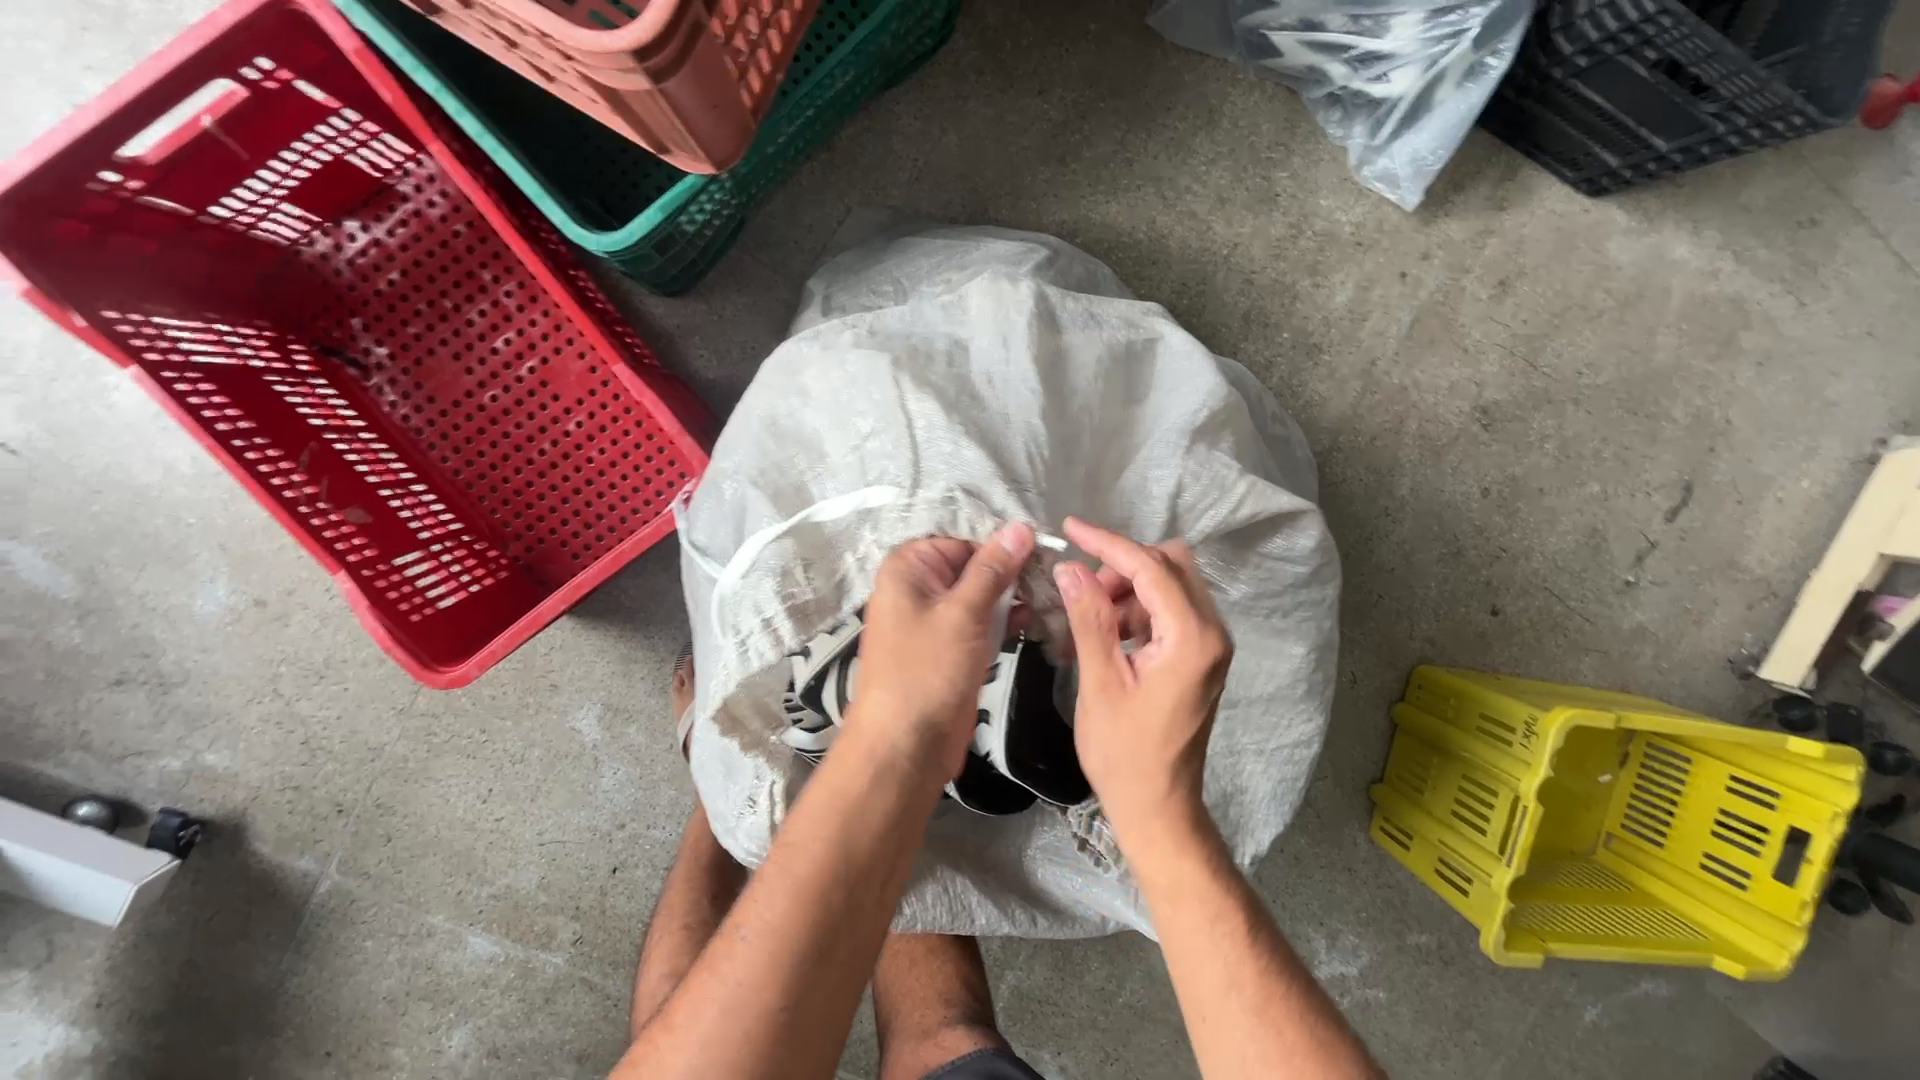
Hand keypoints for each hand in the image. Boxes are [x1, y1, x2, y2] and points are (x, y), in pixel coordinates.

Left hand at [849, 522, 1035, 779]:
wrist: (904, 747)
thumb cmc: (926, 672)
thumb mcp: (963, 613)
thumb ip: (992, 569)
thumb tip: (1019, 527)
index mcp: (908, 567)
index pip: (962, 537)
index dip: (1001, 542)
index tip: (1044, 547)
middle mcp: (918, 587)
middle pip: (972, 565)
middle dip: (1011, 571)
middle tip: (1056, 576)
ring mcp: (934, 619)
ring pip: (980, 595)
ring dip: (1012, 597)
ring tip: (1053, 598)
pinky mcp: (950, 648)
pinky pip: (980, 622)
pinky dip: (1004, 621)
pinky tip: (1034, 620)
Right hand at [1053, 517, 1231, 840]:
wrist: (1157, 805)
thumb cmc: (1124, 753)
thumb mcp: (1100, 682)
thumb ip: (1089, 619)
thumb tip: (1069, 568)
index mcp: (1192, 638)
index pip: (1151, 568)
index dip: (1108, 543)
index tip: (1070, 528)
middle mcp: (1211, 632)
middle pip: (1170, 566)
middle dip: (1121, 566)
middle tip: (1081, 590)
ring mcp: (1209, 645)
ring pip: (1169, 585)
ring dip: (1126, 589)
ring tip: (1086, 621)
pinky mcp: (1200, 657)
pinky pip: (1169, 611)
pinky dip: (1136, 611)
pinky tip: (1104, 636)